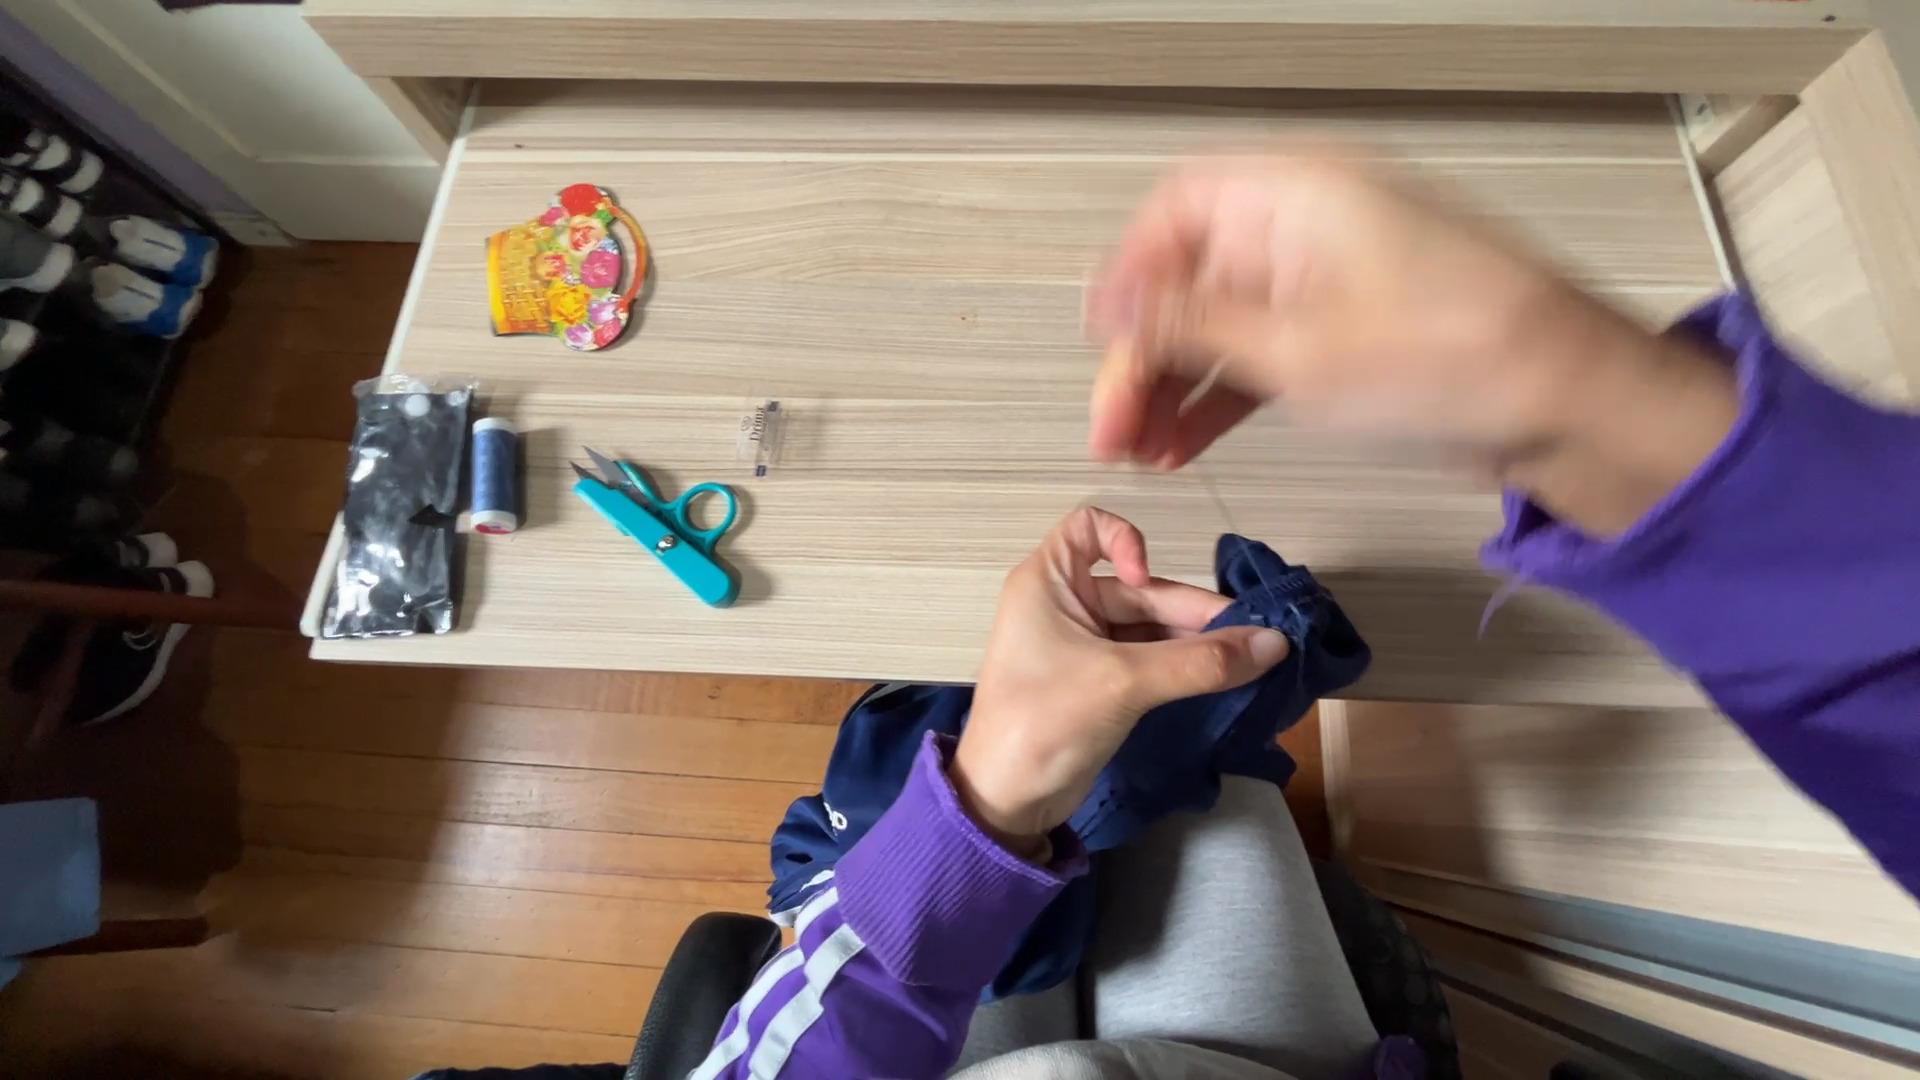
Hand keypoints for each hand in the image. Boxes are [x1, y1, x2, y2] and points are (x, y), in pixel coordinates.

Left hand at [951, 507, 1289, 857]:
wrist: (1006, 799)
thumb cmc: (1046, 720)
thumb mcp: (1122, 683)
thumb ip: (1199, 662)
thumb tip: (1275, 643)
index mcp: (1048, 581)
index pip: (1088, 526)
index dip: (1125, 539)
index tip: (1146, 580)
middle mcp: (1065, 603)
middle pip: (1138, 588)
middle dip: (1190, 612)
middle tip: (1255, 639)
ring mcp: (1082, 643)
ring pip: (1149, 626)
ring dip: (1195, 643)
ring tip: (1253, 660)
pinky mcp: (1099, 680)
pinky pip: (1148, 659)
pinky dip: (1183, 666)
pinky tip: (1227, 677)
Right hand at [1084, 152, 1738, 535]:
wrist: (1562, 407)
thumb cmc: (1451, 356)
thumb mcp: (1293, 346)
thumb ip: (1188, 323)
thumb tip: (1108, 303)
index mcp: (1293, 199)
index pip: (1175, 214)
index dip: (1127, 276)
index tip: (1101, 339)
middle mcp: (1297, 234)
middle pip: (1183, 285)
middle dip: (1140, 360)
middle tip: (1111, 428)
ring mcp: (1312, 289)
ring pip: (1210, 332)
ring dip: (1168, 392)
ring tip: (1137, 452)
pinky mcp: (1327, 337)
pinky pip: (1246, 363)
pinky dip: (1210, 404)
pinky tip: (1178, 448)